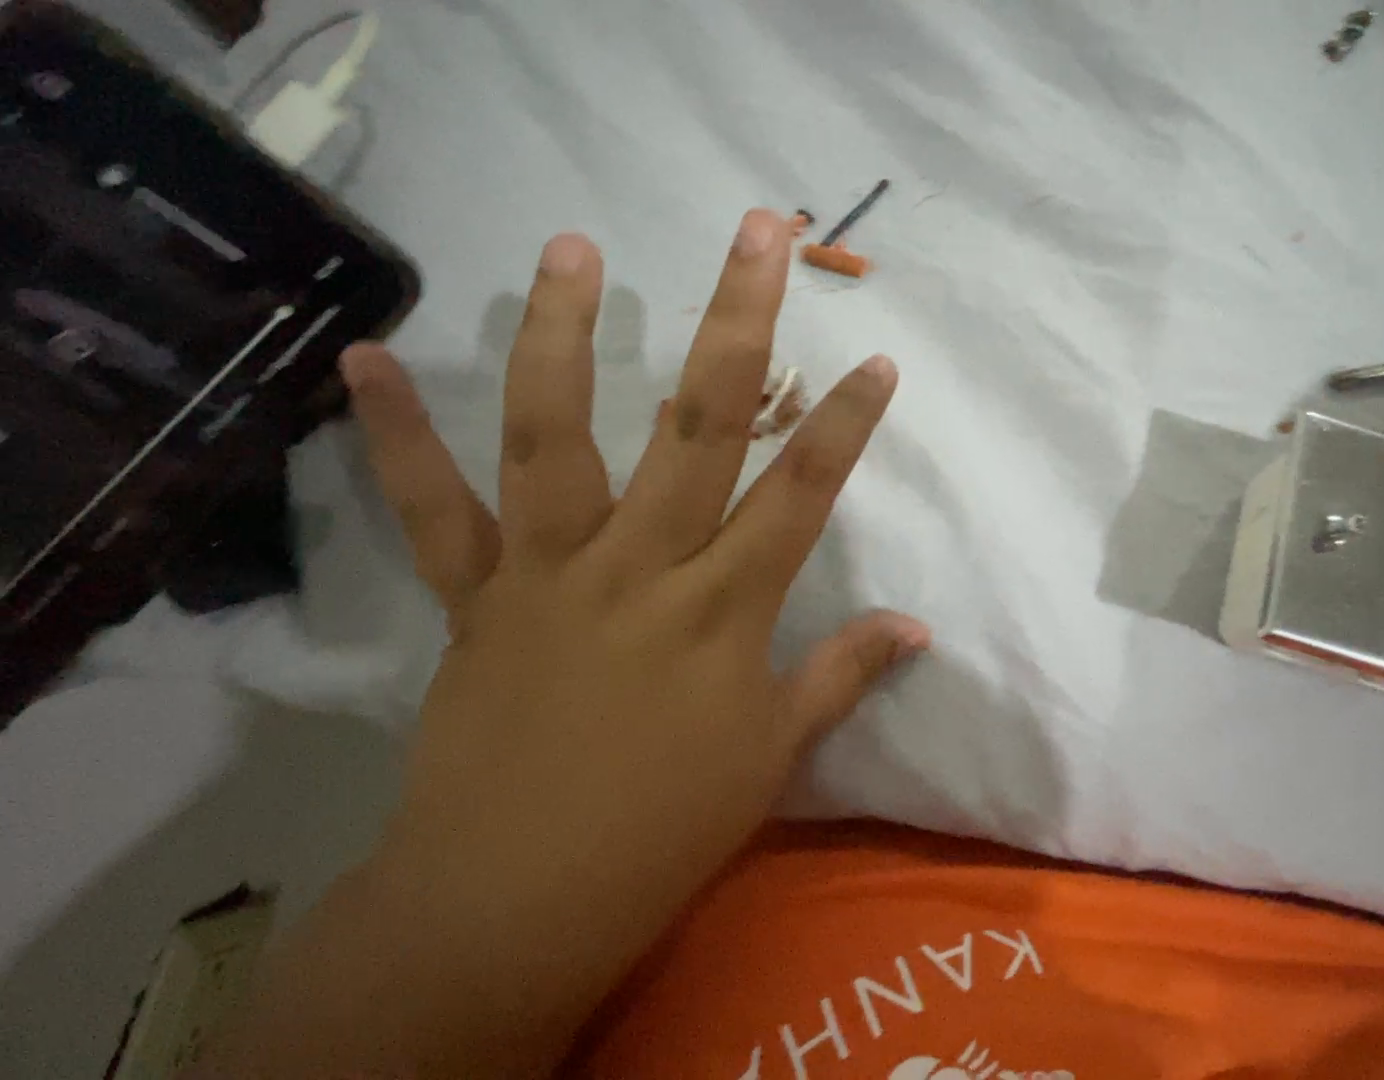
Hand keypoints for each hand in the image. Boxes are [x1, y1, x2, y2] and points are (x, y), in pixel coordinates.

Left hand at [209, 209, 926, 1078]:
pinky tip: (366, 360)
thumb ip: (844, 675)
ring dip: (567, 337)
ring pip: (560, 436)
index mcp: (726, 608)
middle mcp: (644, 564)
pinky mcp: (476, 596)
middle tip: (758, 232)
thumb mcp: (776, 753)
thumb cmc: (667, 827)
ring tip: (574, 248)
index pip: (804, 492)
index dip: (845, 420)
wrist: (519, 899)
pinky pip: (432, 510)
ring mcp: (553, 571)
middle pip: (702, 426)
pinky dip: (395, 438)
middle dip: (740, 324)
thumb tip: (919, 627)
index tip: (876, 356)